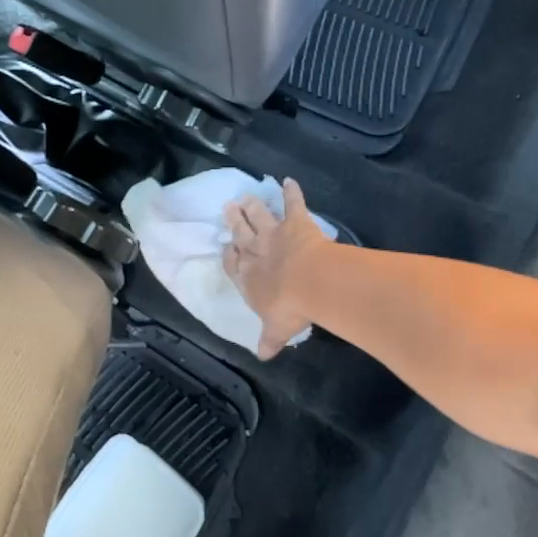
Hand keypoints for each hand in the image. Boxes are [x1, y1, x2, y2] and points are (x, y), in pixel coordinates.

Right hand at [223, 178, 329, 358]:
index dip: (230, 254)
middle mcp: (256, 251)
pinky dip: (291, 191)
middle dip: (234, 221)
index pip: (233, 263)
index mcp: (248, 277)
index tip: (227, 247)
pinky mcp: (295, 221)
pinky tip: (289, 180)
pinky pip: (293, 203)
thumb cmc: (289, 308)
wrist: (310, 283)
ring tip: (246, 196)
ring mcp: (275, 233)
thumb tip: (263, 356)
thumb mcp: (276, 330)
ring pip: (259, 215)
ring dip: (253, 205)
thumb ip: (269, 340)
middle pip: (241, 232)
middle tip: (229, 207)